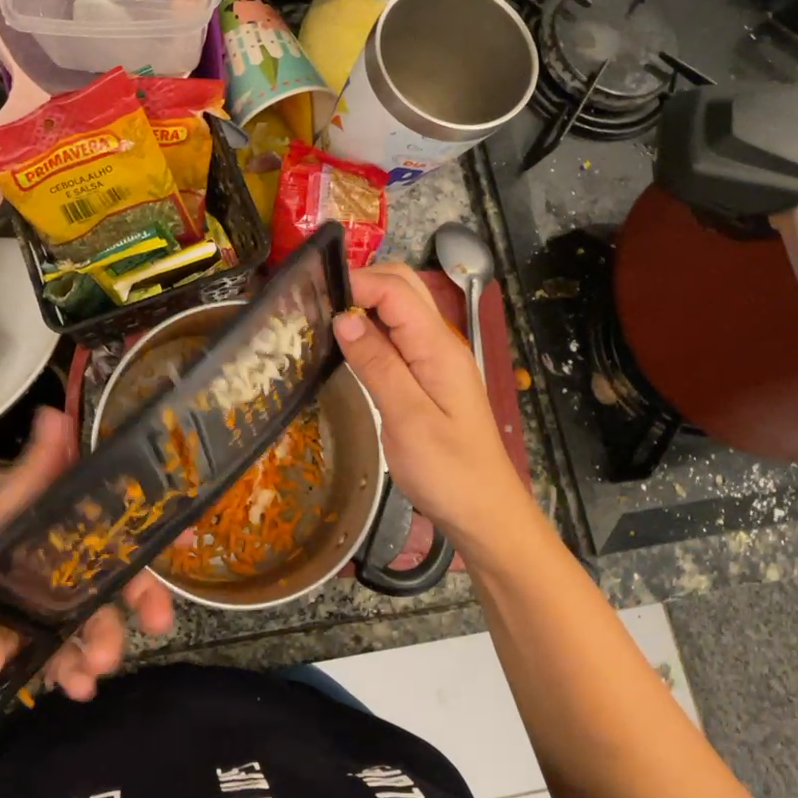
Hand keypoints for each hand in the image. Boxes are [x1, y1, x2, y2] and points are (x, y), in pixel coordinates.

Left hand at [0, 409, 174, 701]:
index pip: (115, 523)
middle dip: (145, 600)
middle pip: (121, 580)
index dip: (152, 529)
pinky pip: (74, 664)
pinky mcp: (41, 655)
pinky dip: (80, 676)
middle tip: (159, 621)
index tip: (185, 539)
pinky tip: (75, 687)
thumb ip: (32, 476)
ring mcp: (54, 615)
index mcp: (55, 533)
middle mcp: (62, 570)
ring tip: (98, 666)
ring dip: (109, 646)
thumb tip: (54, 411)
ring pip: (103, 627)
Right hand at [333, 264, 525, 541]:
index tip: (313, 297)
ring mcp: (434, 360)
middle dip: (360, 284)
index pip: (396, 290)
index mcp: (438, 347)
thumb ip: (376, 364)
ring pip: (398, 310)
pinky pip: (396, 337)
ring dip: (363, 305)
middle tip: (315, 306)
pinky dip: (369, 331)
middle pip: (401, 287)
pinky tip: (345, 349)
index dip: (356, 283)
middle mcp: (439, 344)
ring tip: (322, 323)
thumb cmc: (448, 472)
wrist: (484, 514)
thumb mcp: (407, 419)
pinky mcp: (426, 377)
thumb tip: (343, 318)